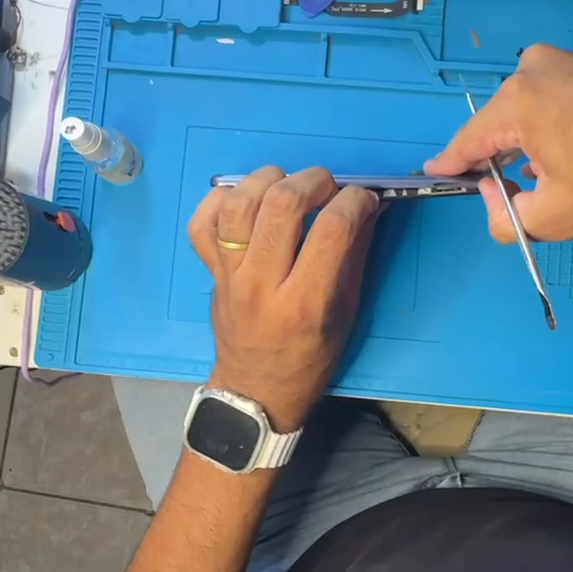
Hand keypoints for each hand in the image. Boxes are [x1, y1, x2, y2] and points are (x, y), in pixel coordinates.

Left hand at [185, 167, 380, 432]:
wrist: (255, 391)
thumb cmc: (309, 359)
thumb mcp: (346, 313)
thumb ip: (355, 254)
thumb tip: (369, 205)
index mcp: (305, 303)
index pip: (331, 230)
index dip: (354, 201)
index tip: (363, 198)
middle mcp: (262, 284)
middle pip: (281, 205)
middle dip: (313, 180)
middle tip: (327, 187)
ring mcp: (229, 276)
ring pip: (239, 203)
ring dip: (268, 180)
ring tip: (287, 187)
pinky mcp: (209, 271)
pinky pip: (203, 221)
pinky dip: (223, 199)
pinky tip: (248, 202)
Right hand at [423, 45, 572, 241]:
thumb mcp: (554, 217)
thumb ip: (505, 219)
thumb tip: (496, 201)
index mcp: (519, 101)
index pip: (468, 139)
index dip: (451, 163)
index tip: (436, 172)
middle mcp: (537, 68)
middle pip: (498, 124)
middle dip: (501, 161)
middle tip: (523, 195)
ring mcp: (570, 60)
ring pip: (528, 111)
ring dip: (532, 145)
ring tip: (566, 176)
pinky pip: (556, 98)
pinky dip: (556, 127)